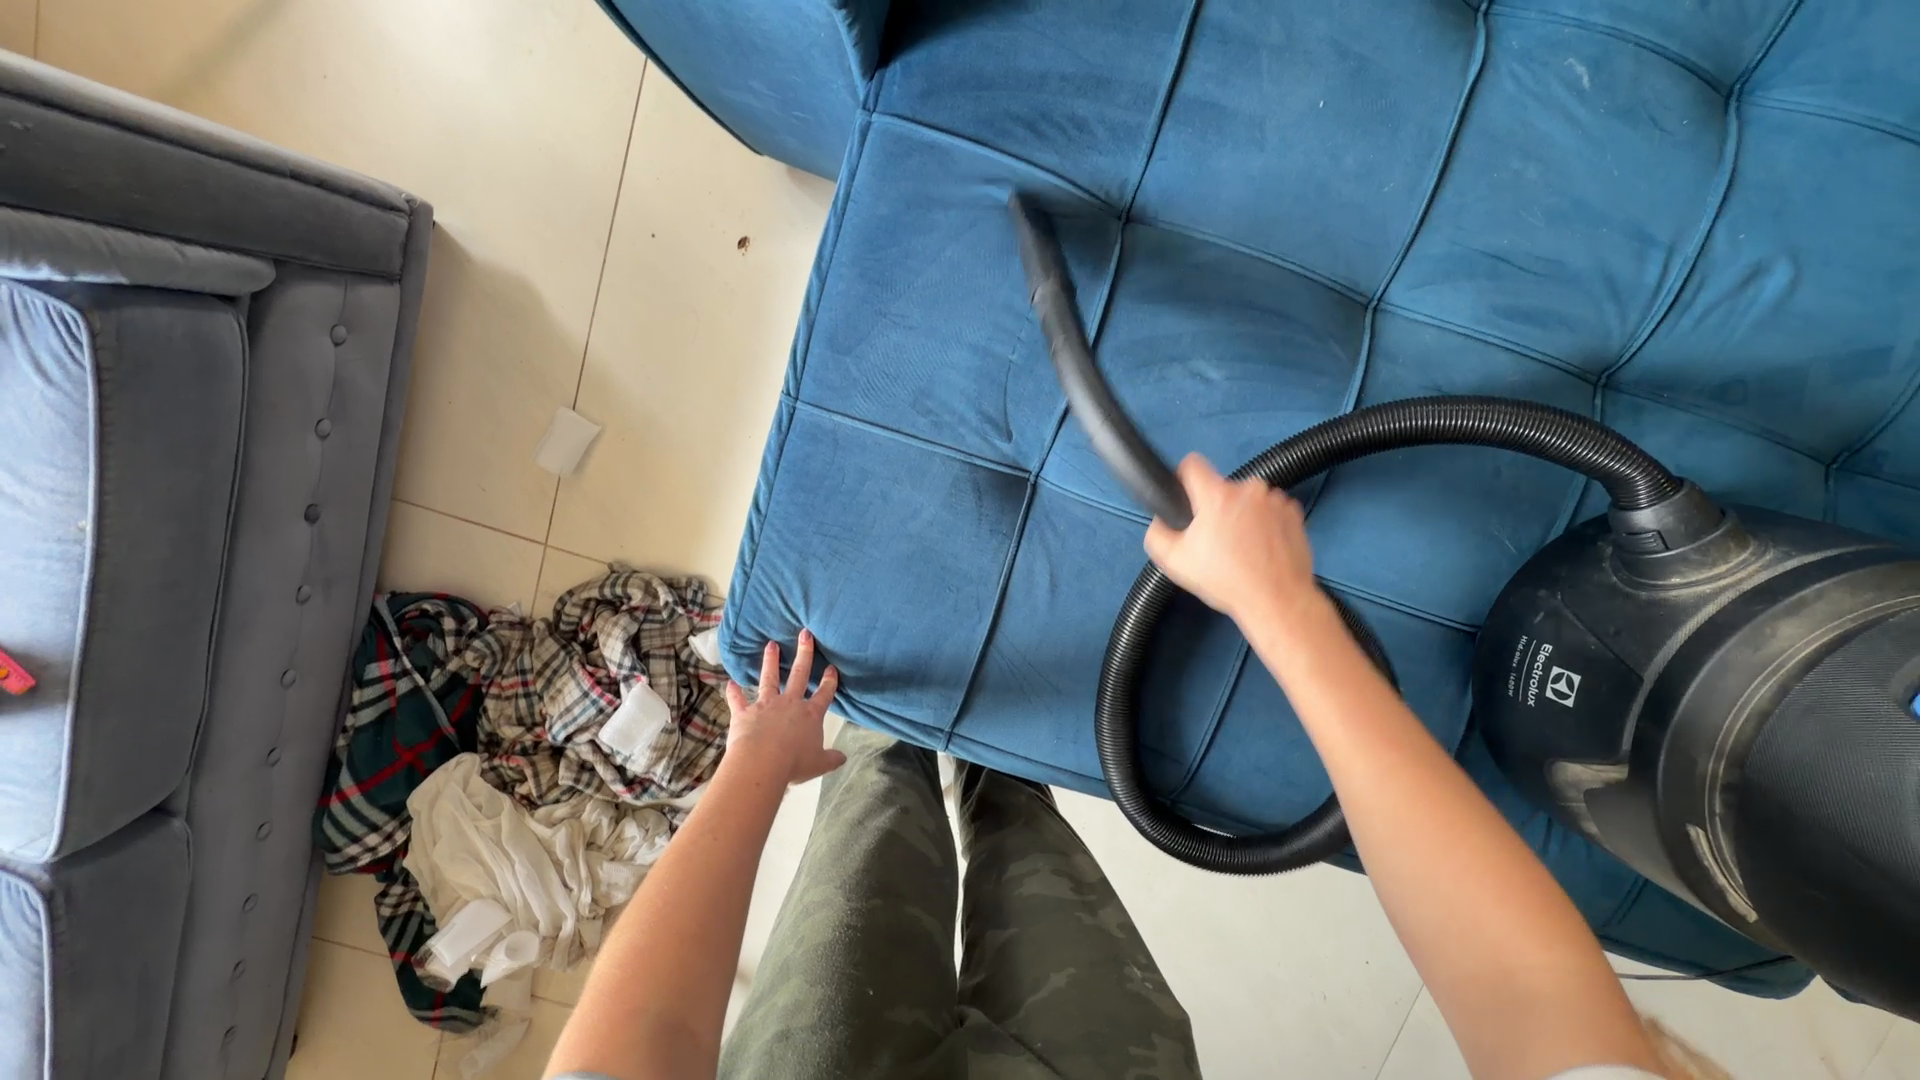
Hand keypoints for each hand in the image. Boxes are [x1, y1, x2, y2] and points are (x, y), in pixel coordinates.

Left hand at [723, 629, 845, 785]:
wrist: (763, 762)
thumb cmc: (794, 763)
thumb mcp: (819, 763)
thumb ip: (831, 759)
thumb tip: (843, 758)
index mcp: (810, 715)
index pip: (824, 694)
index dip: (829, 681)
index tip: (831, 668)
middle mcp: (790, 703)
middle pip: (799, 674)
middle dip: (804, 654)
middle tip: (805, 635)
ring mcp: (766, 705)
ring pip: (769, 678)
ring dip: (770, 661)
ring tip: (771, 645)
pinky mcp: (744, 712)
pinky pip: (738, 700)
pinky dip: (734, 692)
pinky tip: (730, 683)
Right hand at [1144, 453, 1319, 625]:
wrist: (1276, 600)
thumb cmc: (1228, 581)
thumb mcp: (1174, 562)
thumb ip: (1157, 533)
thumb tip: (1161, 521)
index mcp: (1217, 496)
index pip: (1191, 464)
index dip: (1183, 478)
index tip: (1185, 496)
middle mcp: (1249, 490)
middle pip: (1221, 488)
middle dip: (1215, 508)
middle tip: (1215, 540)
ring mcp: (1275, 499)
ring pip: (1247, 499)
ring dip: (1241, 515)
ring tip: (1241, 548)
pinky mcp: (1294, 512)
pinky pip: (1270, 509)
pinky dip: (1264, 523)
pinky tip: (1260, 548)